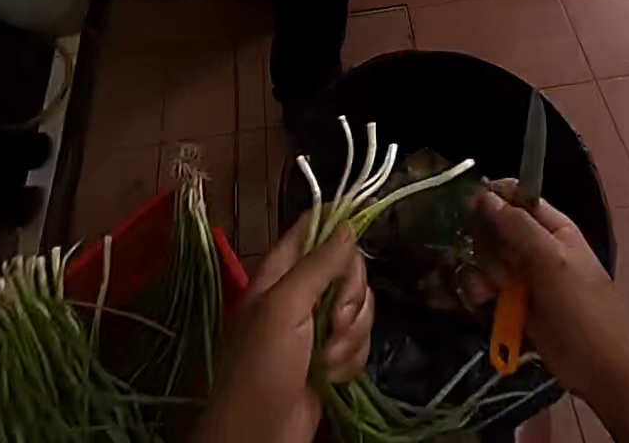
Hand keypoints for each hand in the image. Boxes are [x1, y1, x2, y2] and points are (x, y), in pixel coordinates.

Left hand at [194, 214, 372, 442]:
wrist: (258, 439)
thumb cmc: (261, 368)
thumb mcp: (285, 307)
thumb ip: (318, 264)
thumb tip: (349, 224)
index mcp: (282, 270)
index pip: (314, 225)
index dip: (341, 217)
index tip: (370, 208)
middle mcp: (302, 290)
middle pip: (347, 266)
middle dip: (351, 296)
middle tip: (337, 321)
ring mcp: (318, 323)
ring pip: (358, 304)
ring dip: (351, 334)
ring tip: (328, 359)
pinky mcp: (332, 354)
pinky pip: (360, 338)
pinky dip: (351, 357)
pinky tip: (332, 375)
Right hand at [472, 183, 628, 408]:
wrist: (598, 370)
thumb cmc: (580, 307)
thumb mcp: (552, 260)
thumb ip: (518, 225)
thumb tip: (484, 195)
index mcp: (551, 226)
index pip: (515, 195)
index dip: (492, 198)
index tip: (470, 209)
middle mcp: (534, 244)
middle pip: (494, 227)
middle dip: (486, 245)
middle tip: (496, 268)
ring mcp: (522, 274)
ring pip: (486, 257)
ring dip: (482, 272)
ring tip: (488, 293)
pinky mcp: (512, 301)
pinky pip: (485, 285)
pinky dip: (479, 291)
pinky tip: (480, 302)